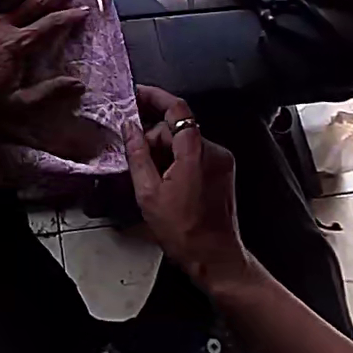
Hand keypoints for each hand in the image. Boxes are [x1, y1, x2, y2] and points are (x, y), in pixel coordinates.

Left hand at [0, 0, 87, 130]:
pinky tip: (7, 6)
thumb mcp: (17, 105)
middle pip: (31, 3)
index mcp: (16, 44)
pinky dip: (9, 2)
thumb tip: (78, 84)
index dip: (69, 16)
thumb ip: (49, 92)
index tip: (83, 11)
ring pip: (11, 2)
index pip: (50, 24)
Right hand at [120, 86, 254, 292]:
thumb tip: (129, 127)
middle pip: (178, 128)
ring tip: (151, 177)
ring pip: (185, 141)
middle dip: (154, 137)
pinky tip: (166, 180)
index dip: (155, 97)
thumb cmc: (181, 230)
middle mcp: (213, 150)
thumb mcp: (148, 193)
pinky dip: (178, 159)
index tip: (136, 94)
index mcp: (195, 153)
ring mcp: (221, 160)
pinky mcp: (223, 171)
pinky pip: (195, 153)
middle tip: (136, 158)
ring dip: (165, 150)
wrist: (214, 257)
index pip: (177, 109)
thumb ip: (138, 154)